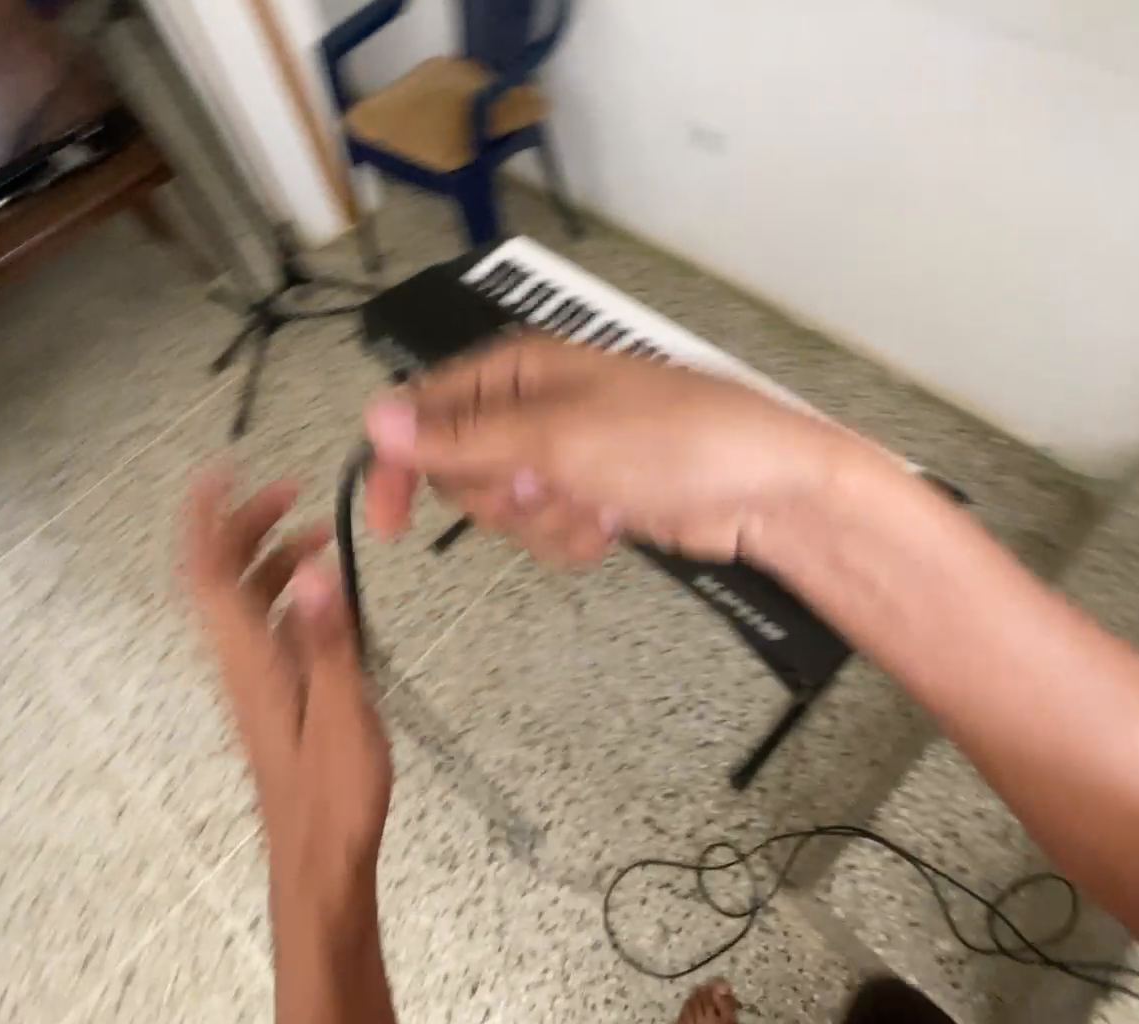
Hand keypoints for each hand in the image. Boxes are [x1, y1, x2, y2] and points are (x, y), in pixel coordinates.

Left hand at [182, 468, 392, 896]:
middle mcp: (240, 661)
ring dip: (270, 556)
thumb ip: (329, 640)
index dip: (207, 517)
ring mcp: (254, 678)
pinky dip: (289, 593)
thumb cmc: (332, 790)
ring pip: (244, 600)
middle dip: (246, 524)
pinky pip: (267, 625)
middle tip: (291, 492)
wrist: (317, 858)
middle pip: (221, 577)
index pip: (207, 572)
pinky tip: (325, 596)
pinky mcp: (272, 693)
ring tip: (317, 534)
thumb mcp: (341, 712)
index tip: (226, 470)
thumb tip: (316, 568)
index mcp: (250, 659)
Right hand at [361, 338, 850, 563]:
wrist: (760, 490)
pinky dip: (574, 537)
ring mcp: (563, 459)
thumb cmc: (672, 440)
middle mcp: (535, 410)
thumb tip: (378, 420)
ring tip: (594, 502)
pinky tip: (613, 521)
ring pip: (505, 511)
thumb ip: (464, 437)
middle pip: (463, 469)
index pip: (428, 411)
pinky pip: (547, 532)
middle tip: (542, 487)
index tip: (389, 518)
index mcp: (521, 371)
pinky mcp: (589, 499)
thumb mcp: (557, 437)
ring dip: (545, 521)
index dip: (403, 464)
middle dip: (500, 495)